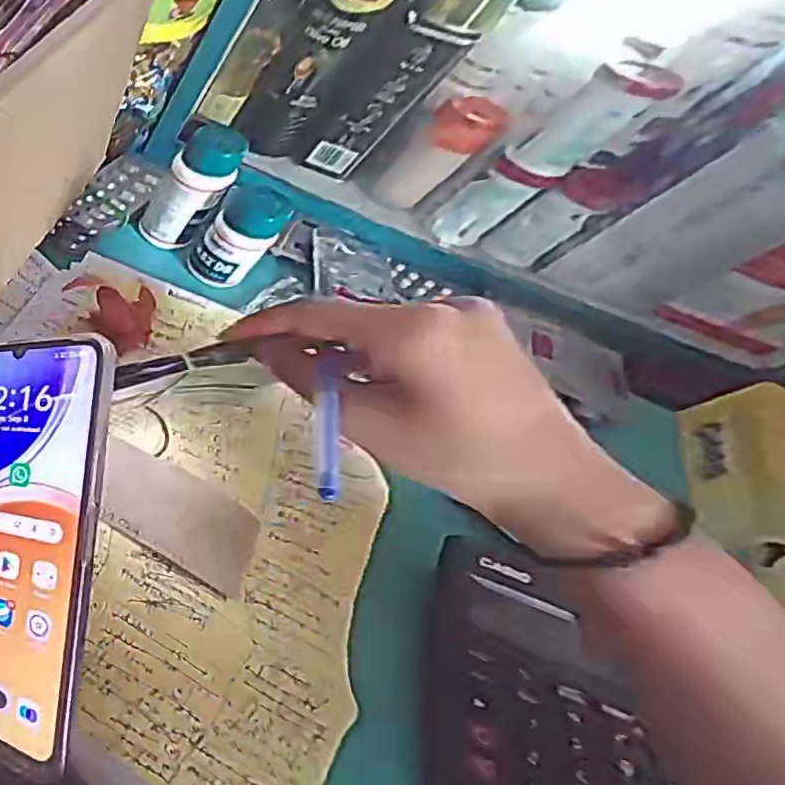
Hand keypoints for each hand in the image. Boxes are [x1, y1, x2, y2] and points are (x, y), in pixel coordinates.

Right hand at [225, 297, 676, 560]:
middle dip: (304, 340)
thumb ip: (310, 382)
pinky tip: (368, 378)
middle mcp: (439, 304)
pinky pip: (404, 329)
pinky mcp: (478, 325)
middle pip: (347, 317)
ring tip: (323, 382)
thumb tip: (267, 352)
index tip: (231, 338)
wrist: (553, 480)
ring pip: (374, 324)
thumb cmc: (455, 458)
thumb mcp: (369, 425)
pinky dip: (373, 350)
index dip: (267, 325)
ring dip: (340, 348)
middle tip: (269, 365)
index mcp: (412, 327)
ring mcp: (464, 311)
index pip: (318, 314)